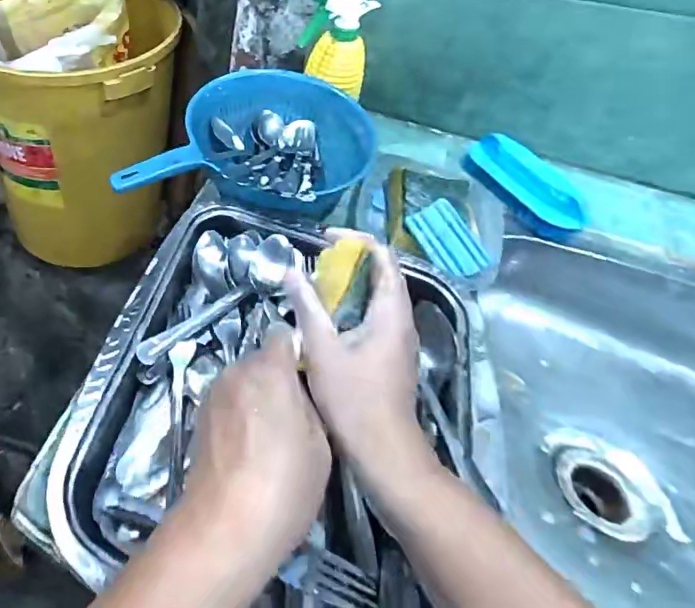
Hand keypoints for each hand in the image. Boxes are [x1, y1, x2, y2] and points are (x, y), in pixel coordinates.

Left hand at [173, 323, 330, 562]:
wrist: (223, 528)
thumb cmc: (283, 484)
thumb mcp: (320, 445)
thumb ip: (309, 404)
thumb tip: (298, 393)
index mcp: (270, 368)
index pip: (283, 335)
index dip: (297, 352)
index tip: (308, 378)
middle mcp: (237, 369)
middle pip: (261, 361)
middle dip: (276, 379)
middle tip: (293, 416)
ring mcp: (213, 392)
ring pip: (243, 383)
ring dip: (255, 398)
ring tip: (267, 439)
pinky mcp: (197, 416)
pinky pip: (227, 403)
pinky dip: (237, 416)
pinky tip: (245, 451)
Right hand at [285, 234, 437, 492]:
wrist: (385, 455)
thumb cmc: (354, 400)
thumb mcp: (322, 349)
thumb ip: (307, 306)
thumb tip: (292, 270)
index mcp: (392, 310)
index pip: (382, 255)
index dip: (355, 239)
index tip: (325, 239)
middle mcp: (402, 319)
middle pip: (381, 273)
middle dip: (350, 261)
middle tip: (317, 261)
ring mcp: (400, 339)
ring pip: (378, 296)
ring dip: (351, 284)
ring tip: (318, 285)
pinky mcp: (393, 355)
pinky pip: (376, 315)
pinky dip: (354, 306)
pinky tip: (329, 320)